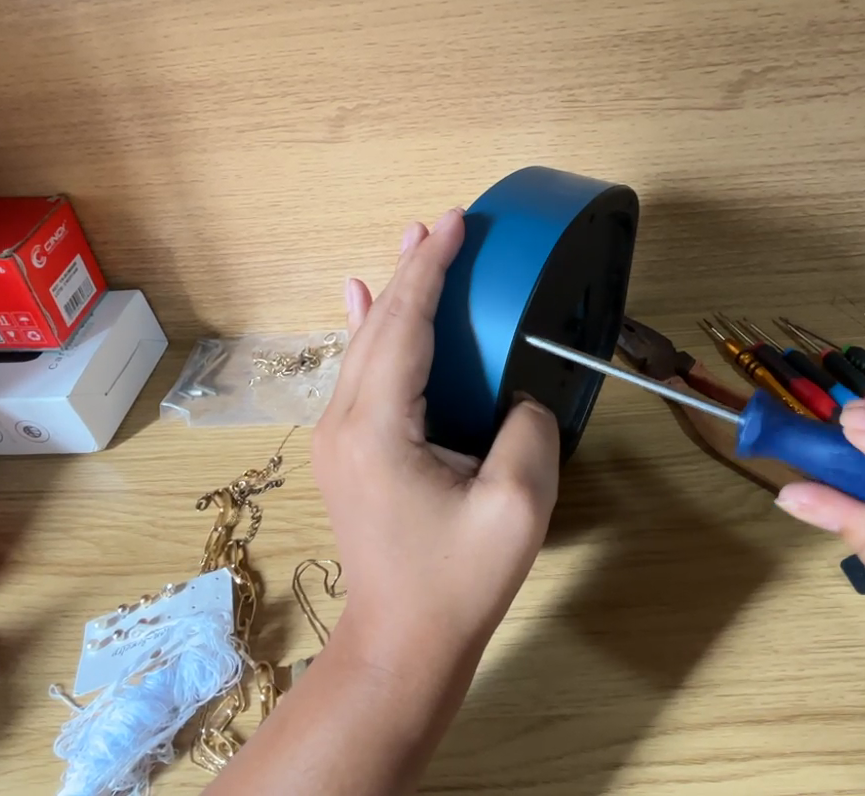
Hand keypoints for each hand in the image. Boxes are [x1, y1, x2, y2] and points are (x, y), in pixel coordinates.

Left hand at [315, 208, 560, 673]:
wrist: (401, 642)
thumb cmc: (457, 580)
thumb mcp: (517, 507)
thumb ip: (526, 430)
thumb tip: (519, 396)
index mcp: (379, 426)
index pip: (404, 324)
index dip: (431, 269)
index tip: (454, 222)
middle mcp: (345, 419)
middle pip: (379, 324)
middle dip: (413, 269)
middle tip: (444, 224)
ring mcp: (338, 434)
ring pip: (365, 342)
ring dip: (395, 291)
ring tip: (415, 244)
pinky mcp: (347, 448)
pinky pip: (358, 370)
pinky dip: (367, 326)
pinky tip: (357, 296)